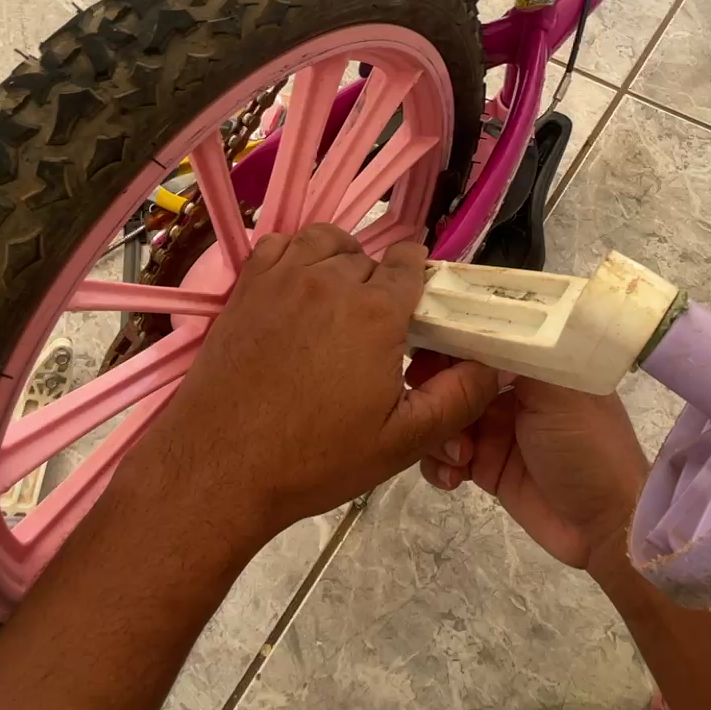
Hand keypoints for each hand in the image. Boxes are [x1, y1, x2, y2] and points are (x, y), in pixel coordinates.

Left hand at [135, 225, 500, 537]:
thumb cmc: (315, 458)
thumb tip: (491, 365)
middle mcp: (330, 280)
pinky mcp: (246, 287)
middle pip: (370, 257)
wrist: (219, 469)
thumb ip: (458, 399)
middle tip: (377, 326)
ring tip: (340, 296)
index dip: (419, 277)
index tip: (418, 301)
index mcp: (376, 312)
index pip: (410, 264)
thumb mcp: (403, 442)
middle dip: (381, 282)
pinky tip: (297, 287)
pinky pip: (280, 244)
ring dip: (341, 259)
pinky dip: (296, 254)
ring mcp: (283, 278)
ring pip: (326, 240)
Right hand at [416, 358, 651, 571]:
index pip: (483, 339)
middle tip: (425, 405)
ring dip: (439, 432)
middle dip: (436, 390)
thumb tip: (471, 321)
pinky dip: (439, 462)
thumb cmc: (588, 448)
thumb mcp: (559, 392)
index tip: (424, 349)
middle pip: (455, 376)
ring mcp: (495, 427)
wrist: (603, 528)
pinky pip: (444, 454)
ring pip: (444, 415)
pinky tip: (455, 476)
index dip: (451, 341)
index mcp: (535, 363)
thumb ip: (517, 354)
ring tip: (460, 455)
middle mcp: (512, 389)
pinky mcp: (484, 465)